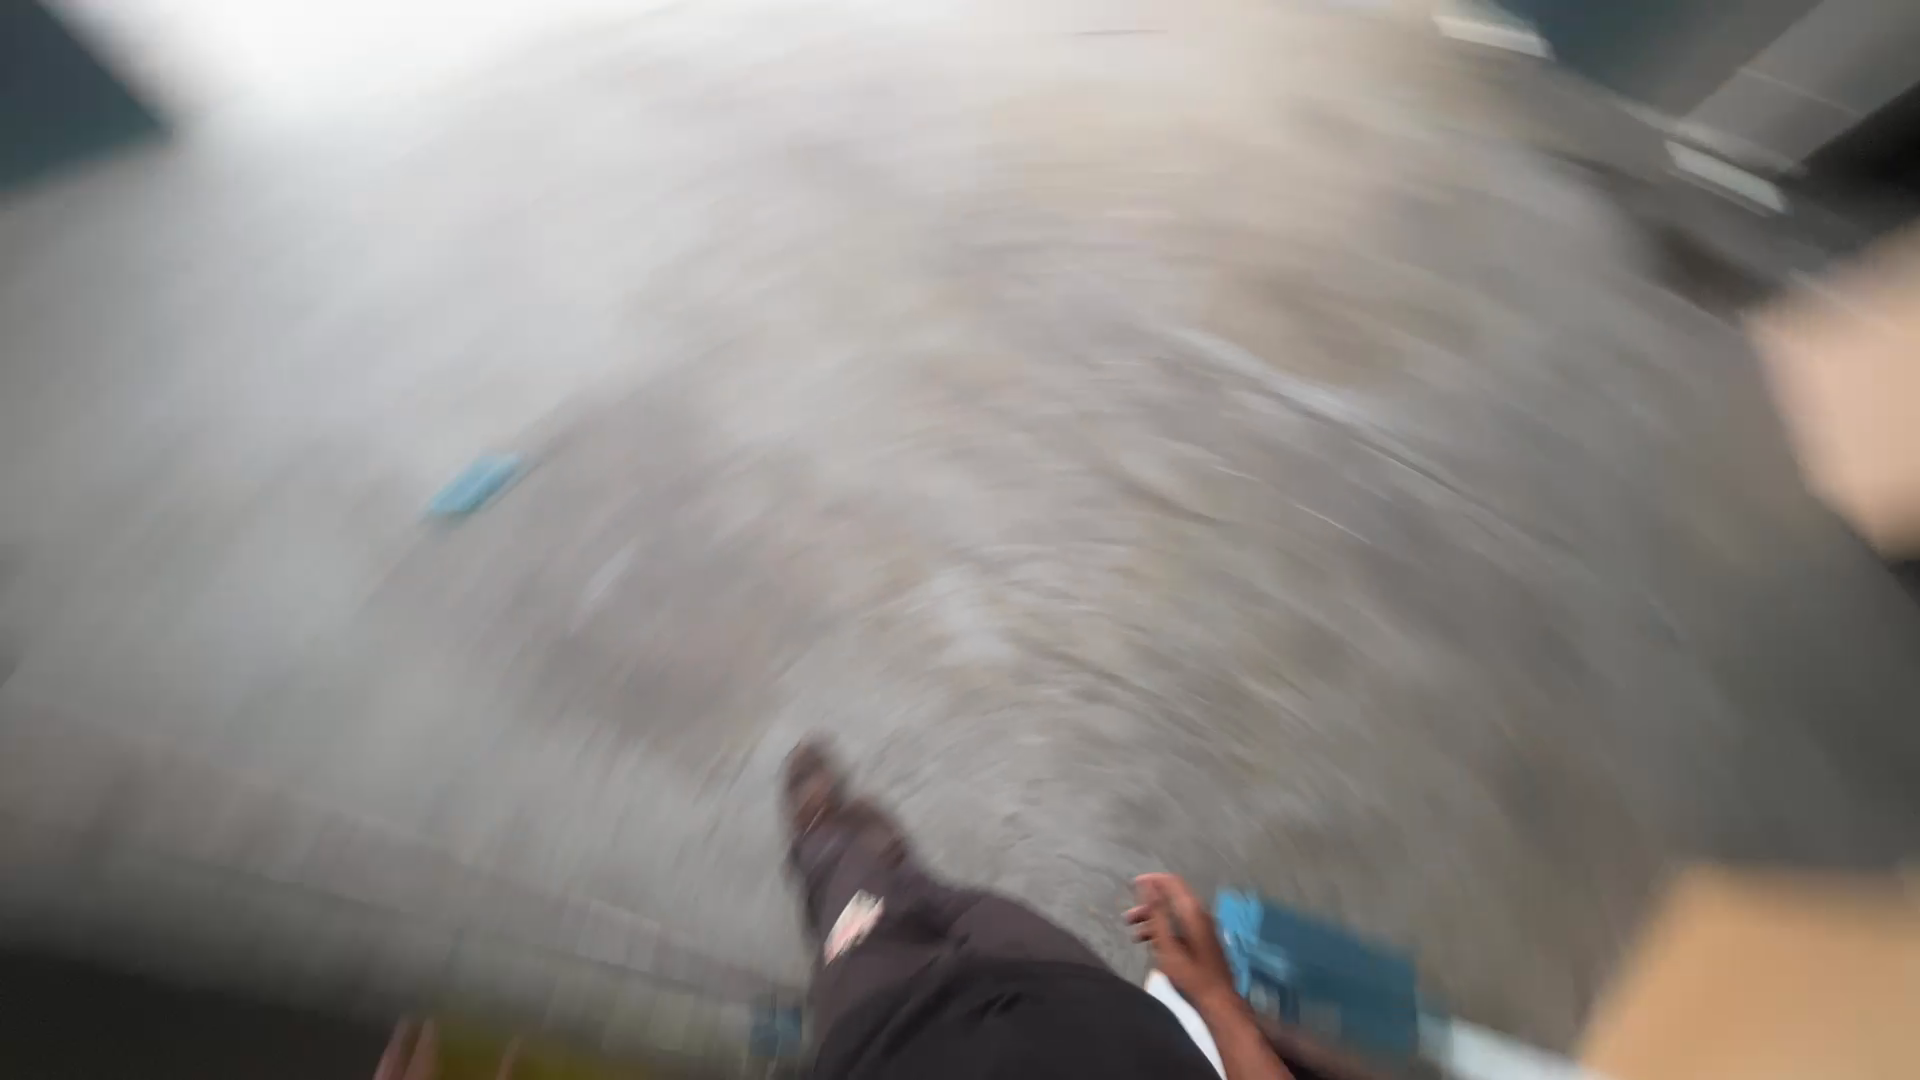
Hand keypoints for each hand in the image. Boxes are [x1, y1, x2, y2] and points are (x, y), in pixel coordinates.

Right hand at [1126, 872, 1236, 1006]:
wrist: (1219, 1003)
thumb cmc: (1190, 974)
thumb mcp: (1167, 943)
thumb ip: (1157, 912)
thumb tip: (1147, 884)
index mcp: (1192, 911)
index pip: (1171, 881)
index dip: (1151, 880)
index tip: (1132, 886)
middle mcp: (1199, 914)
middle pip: (1170, 899)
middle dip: (1147, 906)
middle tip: (1128, 918)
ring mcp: (1202, 928)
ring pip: (1173, 915)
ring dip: (1153, 920)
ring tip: (1134, 934)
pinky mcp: (1202, 941)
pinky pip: (1179, 927)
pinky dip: (1164, 930)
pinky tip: (1151, 945)